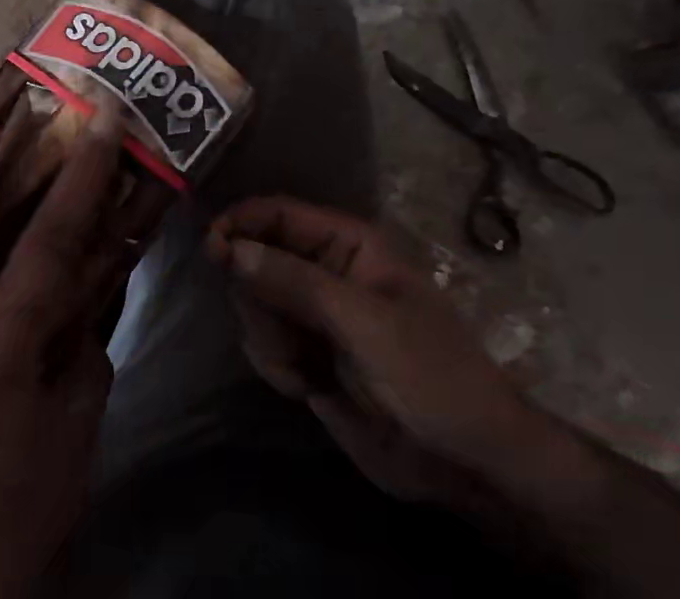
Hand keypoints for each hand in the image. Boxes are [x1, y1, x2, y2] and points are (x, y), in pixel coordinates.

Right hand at [207, 197, 542, 500]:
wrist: (467, 466)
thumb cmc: (434, 378)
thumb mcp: (366, 324)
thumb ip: (295, 283)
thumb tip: (229, 249)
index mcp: (348, 246)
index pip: (277, 214)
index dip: (240, 224)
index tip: (212, 252)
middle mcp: (323, 271)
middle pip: (253, 259)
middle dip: (256, 300)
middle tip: (283, 336)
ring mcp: (311, 314)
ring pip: (251, 304)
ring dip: (267, 339)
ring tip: (305, 370)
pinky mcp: (303, 353)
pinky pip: (260, 342)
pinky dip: (274, 366)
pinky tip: (308, 387)